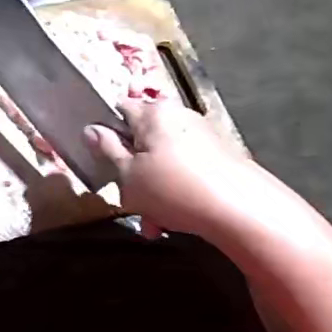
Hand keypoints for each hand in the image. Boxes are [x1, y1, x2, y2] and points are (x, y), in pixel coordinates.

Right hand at [84, 100, 292, 241]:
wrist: (240, 209)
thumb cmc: (173, 189)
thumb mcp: (128, 175)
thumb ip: (107, 150)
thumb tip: (90, 129)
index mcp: (153, 113)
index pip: (120, 109)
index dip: (106, 132)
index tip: (102, 160)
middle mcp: (179, 116)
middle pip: (143, 139)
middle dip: (133, 172)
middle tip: (129, 200)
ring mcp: (202, 135)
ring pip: (164, 161)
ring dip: (154, 189)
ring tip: (154, 222)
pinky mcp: (220, 156)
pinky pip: (186, 171)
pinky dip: (176, 192)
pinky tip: (174, 220)